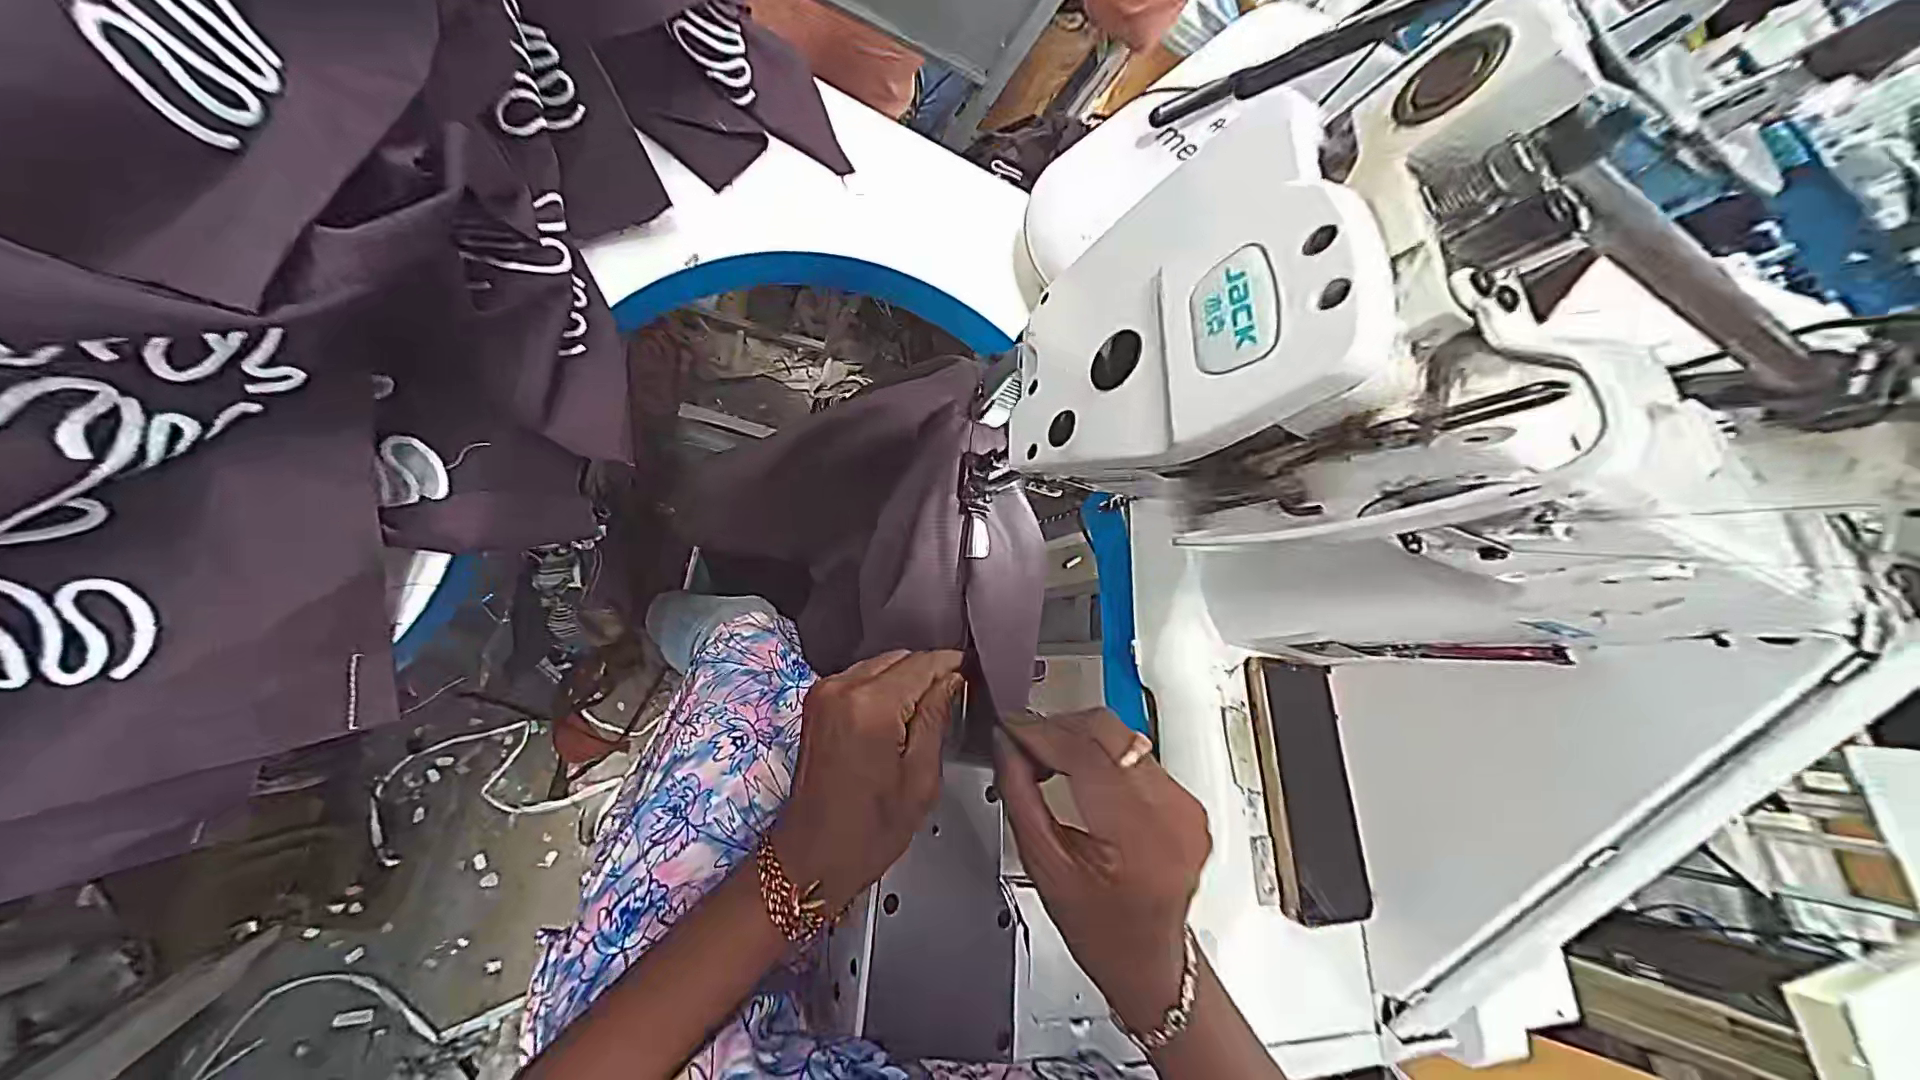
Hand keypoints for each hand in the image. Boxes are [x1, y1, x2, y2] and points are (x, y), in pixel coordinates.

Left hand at [772, 649, 964, 911]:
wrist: (812, 857)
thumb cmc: (868, 831)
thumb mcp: (920, 778)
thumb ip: (937, 717)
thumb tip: (952, 680)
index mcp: (870, 706)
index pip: (924, 662)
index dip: (953, 665)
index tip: (973, 673)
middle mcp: (842, 689)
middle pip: (902, 657)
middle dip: (930, 672)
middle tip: (953, 698)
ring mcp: (825, 692)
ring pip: (882, 663)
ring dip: (906, 678)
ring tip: (926, 711)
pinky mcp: (817, 701)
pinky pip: (862, 676)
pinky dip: (884, 686)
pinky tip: (898, 714)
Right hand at [994, 708, 1210, 1033]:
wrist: (1150, 960)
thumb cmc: (1103, 932)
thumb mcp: (1046, 868)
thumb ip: (1021, 796)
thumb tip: (1006, 746)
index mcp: (1140, 838)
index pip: (1085, 754)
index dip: (1041, 733)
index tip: (1012, 727)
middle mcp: (1172, 813)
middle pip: (1107, 731)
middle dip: (1057, 727)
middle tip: (1023, 741)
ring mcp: (1184, 803)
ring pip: (1121, 734)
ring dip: (1077, 736)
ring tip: (1046, 758)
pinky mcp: (1186, 797)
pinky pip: (1135, 751)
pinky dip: (1099, 750)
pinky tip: (1077, 768)